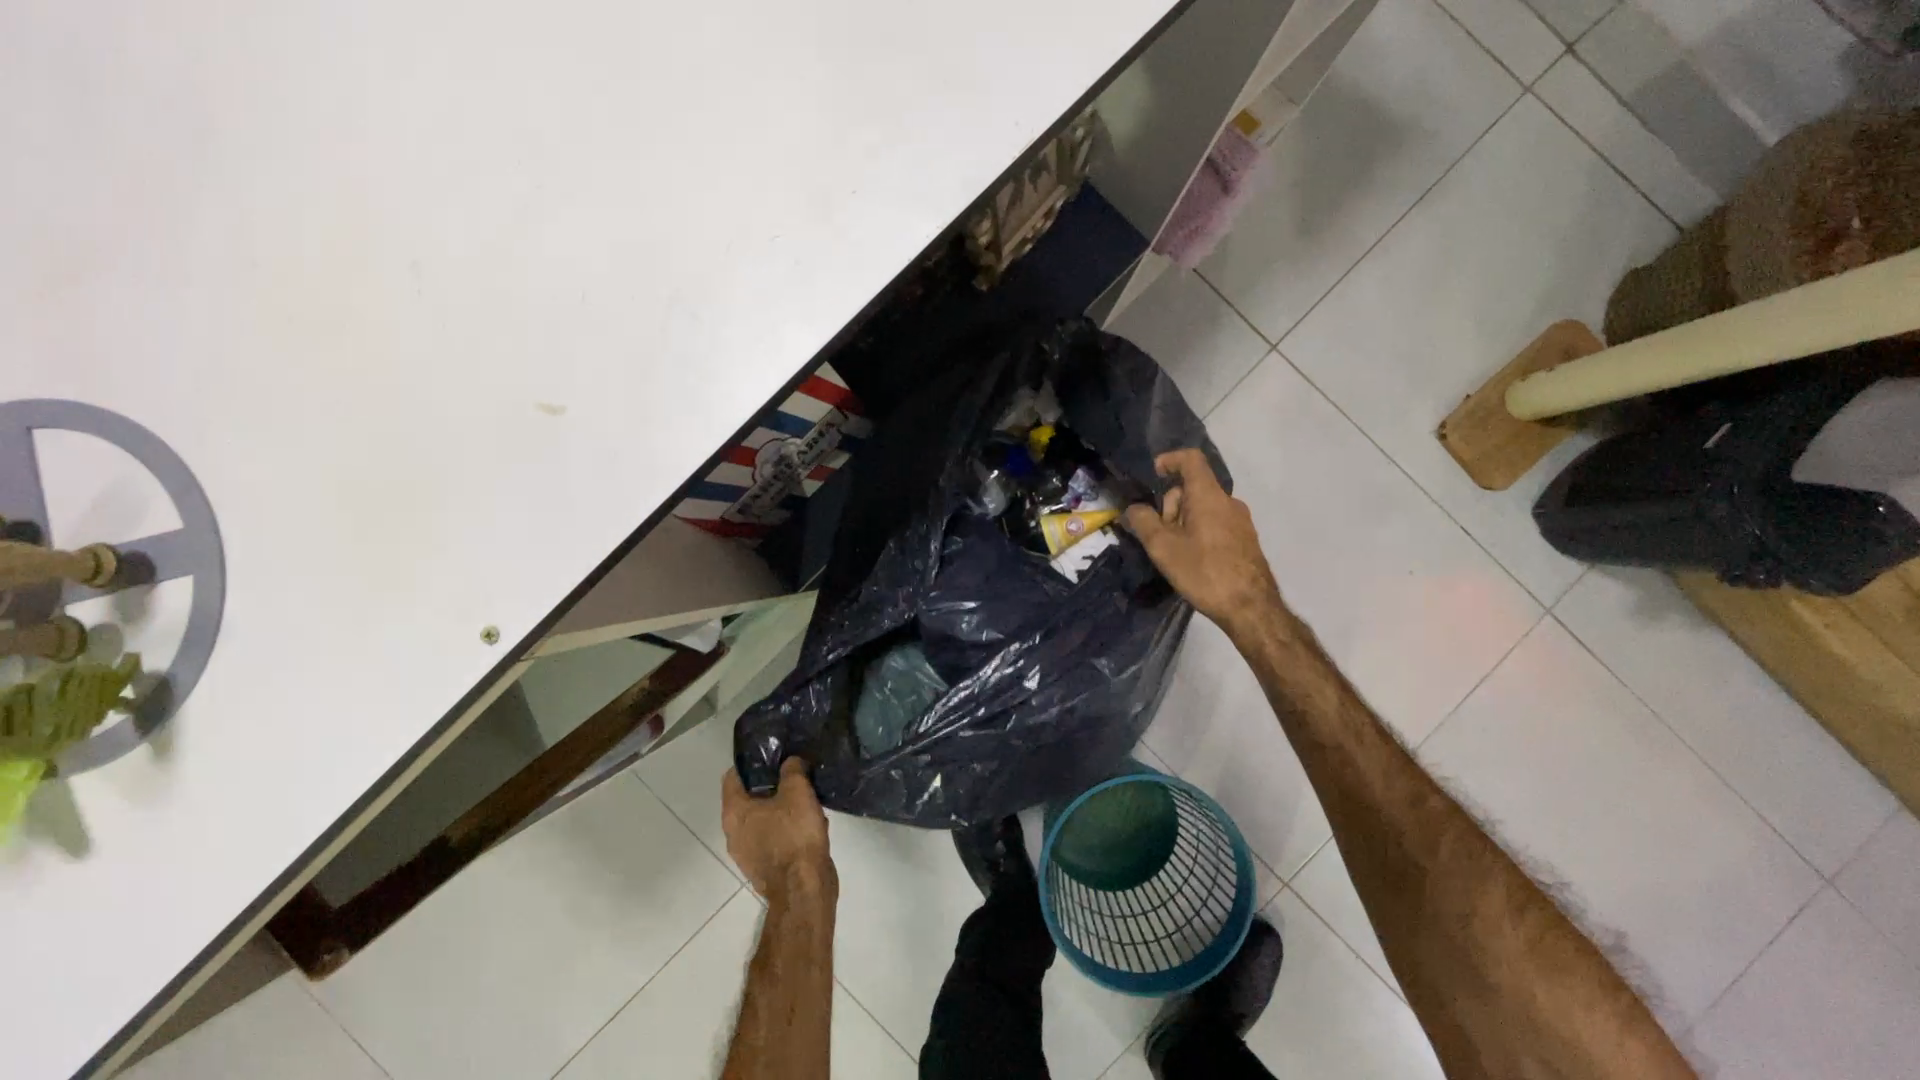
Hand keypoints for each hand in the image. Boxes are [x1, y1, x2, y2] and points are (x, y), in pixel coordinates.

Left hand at [722, 757, 836, 901]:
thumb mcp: (798, 792)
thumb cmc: (795, 835)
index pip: (732, 776)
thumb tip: (790, 762)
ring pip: (762, 820)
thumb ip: (792, 770)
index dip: (752, 763)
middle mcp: (733, 833)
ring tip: (806, 801)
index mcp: (734, 812)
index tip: (774, 756)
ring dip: (781, 810)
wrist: (804, 887)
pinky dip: (786, 831)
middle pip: (748, 799)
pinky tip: (808, 827)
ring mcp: (747, 854)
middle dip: (771, 786)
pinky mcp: (763, 868)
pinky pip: (772, 839)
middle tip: (794, 777)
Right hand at [1125, 448, 1283, 638]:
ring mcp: (1241, 521)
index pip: (1191, 460)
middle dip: (1170, 505)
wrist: (1250, 607)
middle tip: (1159, 535)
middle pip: (1193, 488)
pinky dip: (1199, 532)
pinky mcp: (1246, 540)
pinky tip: (1193, 561)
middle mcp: (1229, 502)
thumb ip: (1143, 522)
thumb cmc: (1204, 571)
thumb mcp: (1163, 548)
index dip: (1170, 460)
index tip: (1153, 476)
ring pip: (1204, 508)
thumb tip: (1133, 509)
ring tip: (1175, 553)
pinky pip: (1216, 524)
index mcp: (1208, 496)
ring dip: (1184, 522)